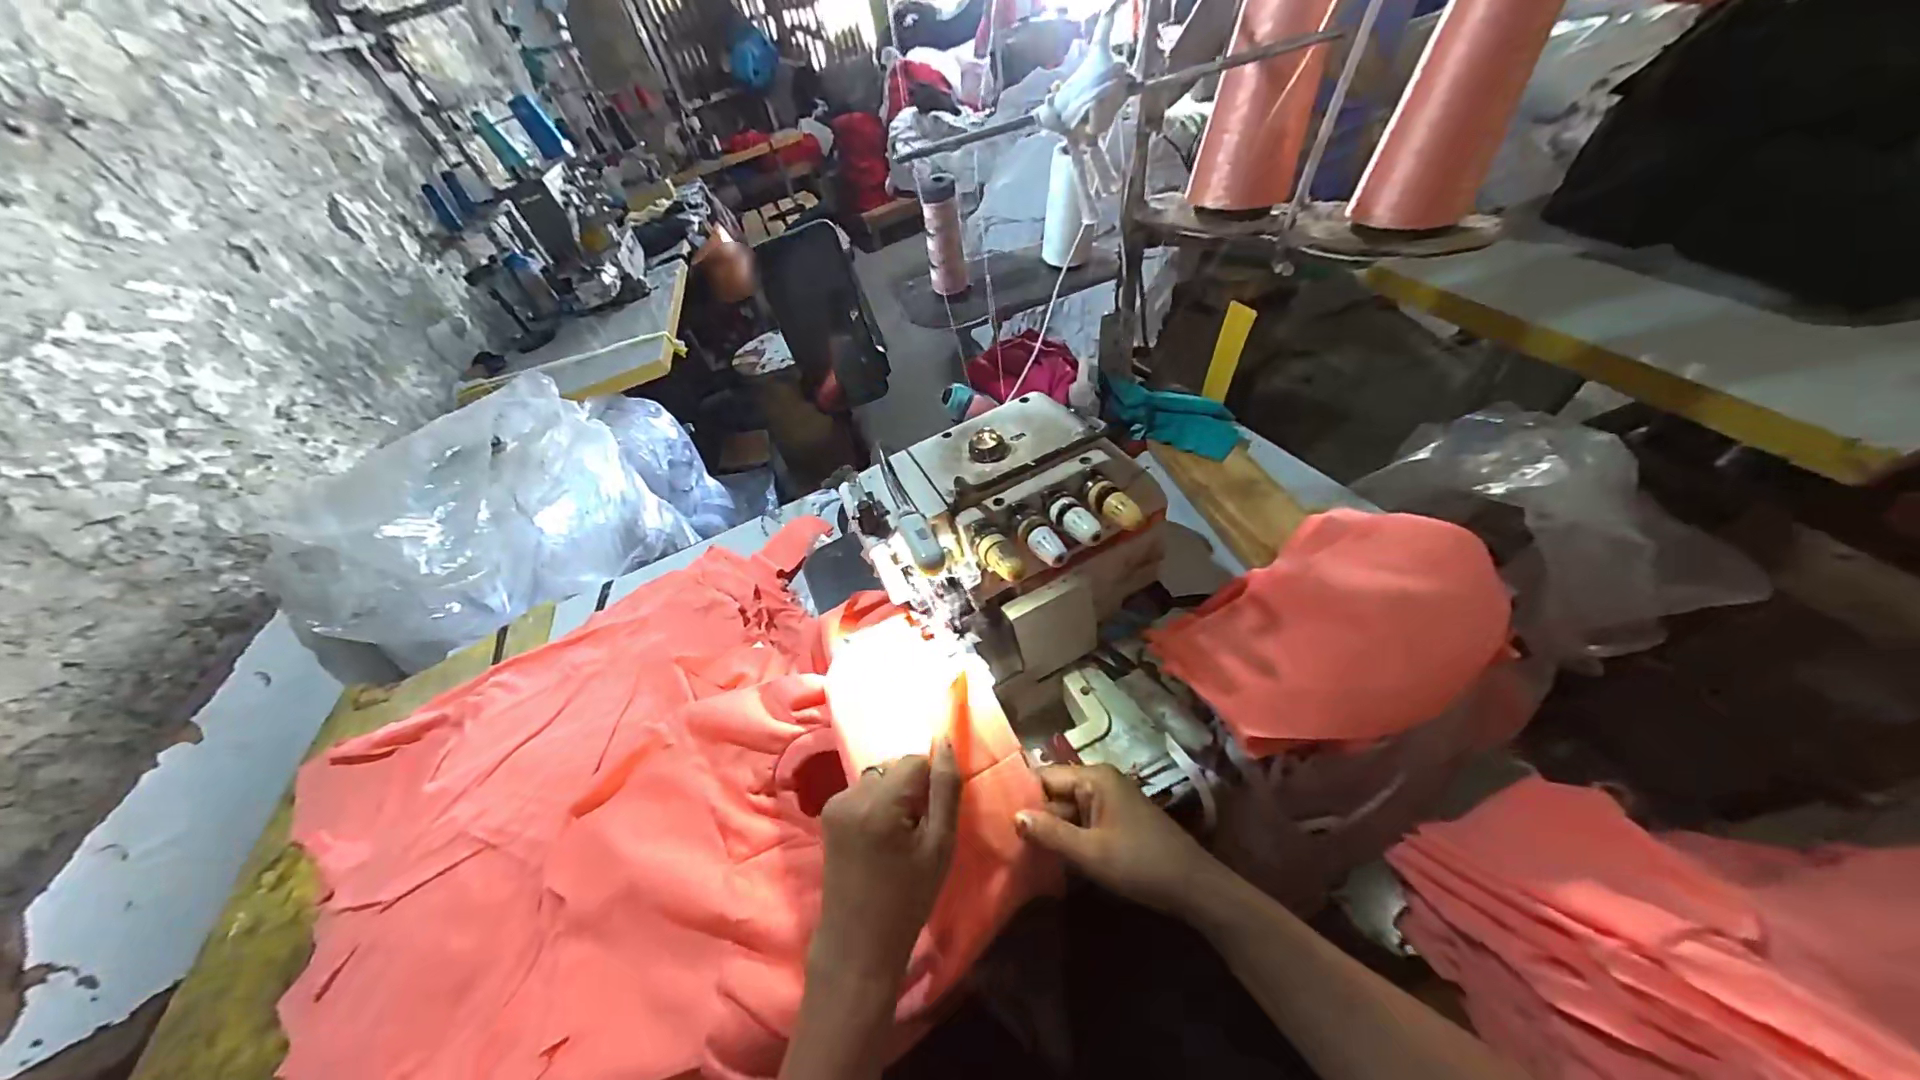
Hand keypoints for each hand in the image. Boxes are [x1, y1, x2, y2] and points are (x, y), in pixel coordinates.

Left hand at [811, 741, 960, 985]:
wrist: (858, 942)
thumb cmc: (907, 899)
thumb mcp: (940, 846)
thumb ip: (946, 789)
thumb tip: (946, 741)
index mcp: (879, 804)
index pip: (916, 760)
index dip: (931, 785)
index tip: (933, 819)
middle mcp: (851, 795)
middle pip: (895, 766)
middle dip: (912, 788)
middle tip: (917, 832)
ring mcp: (835, 803)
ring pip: (880, 776)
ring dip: (895, 794)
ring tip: (898, 837)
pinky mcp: (828, 813)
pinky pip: (864, 790)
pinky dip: (878, 803)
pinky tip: (879, 839)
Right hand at [1015, 763, 1228, 920]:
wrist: (1194, 887)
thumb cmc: (1140, 864)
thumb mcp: (1090, 852)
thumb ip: (1050, 833)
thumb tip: (1014, 816)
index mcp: (1094, 778)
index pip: (1045, 777)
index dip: (1021, 796)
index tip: (995, 816)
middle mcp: (1100, 781)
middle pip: (1055, 794)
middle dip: (1034, 816)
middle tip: (1003, 839)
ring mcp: (1109, 801)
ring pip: (1067, 811)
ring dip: (1049, 830)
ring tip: (1019, 850)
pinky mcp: (1115, 821)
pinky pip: (1081, 822)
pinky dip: (1067, 837)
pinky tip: (1049, 857)